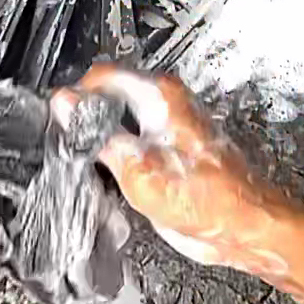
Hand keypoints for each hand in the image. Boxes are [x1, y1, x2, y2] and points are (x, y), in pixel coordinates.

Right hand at [71, 65, 302, 277]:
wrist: (242, 226)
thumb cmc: (208, 199)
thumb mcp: (140, 169)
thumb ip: (99, 134)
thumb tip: (67, 105)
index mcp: (160, 96)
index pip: (103, 76)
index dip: (76, 97)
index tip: (60, 123)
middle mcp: (164, 103)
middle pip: (108, 97)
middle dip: (85, 120)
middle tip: (73, 150)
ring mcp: (165, 126)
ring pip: (116, 120)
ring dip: (99, 140)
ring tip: (90, 166)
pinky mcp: (165, 149)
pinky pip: (129, 140)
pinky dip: (114, 154)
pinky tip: (110, 177)